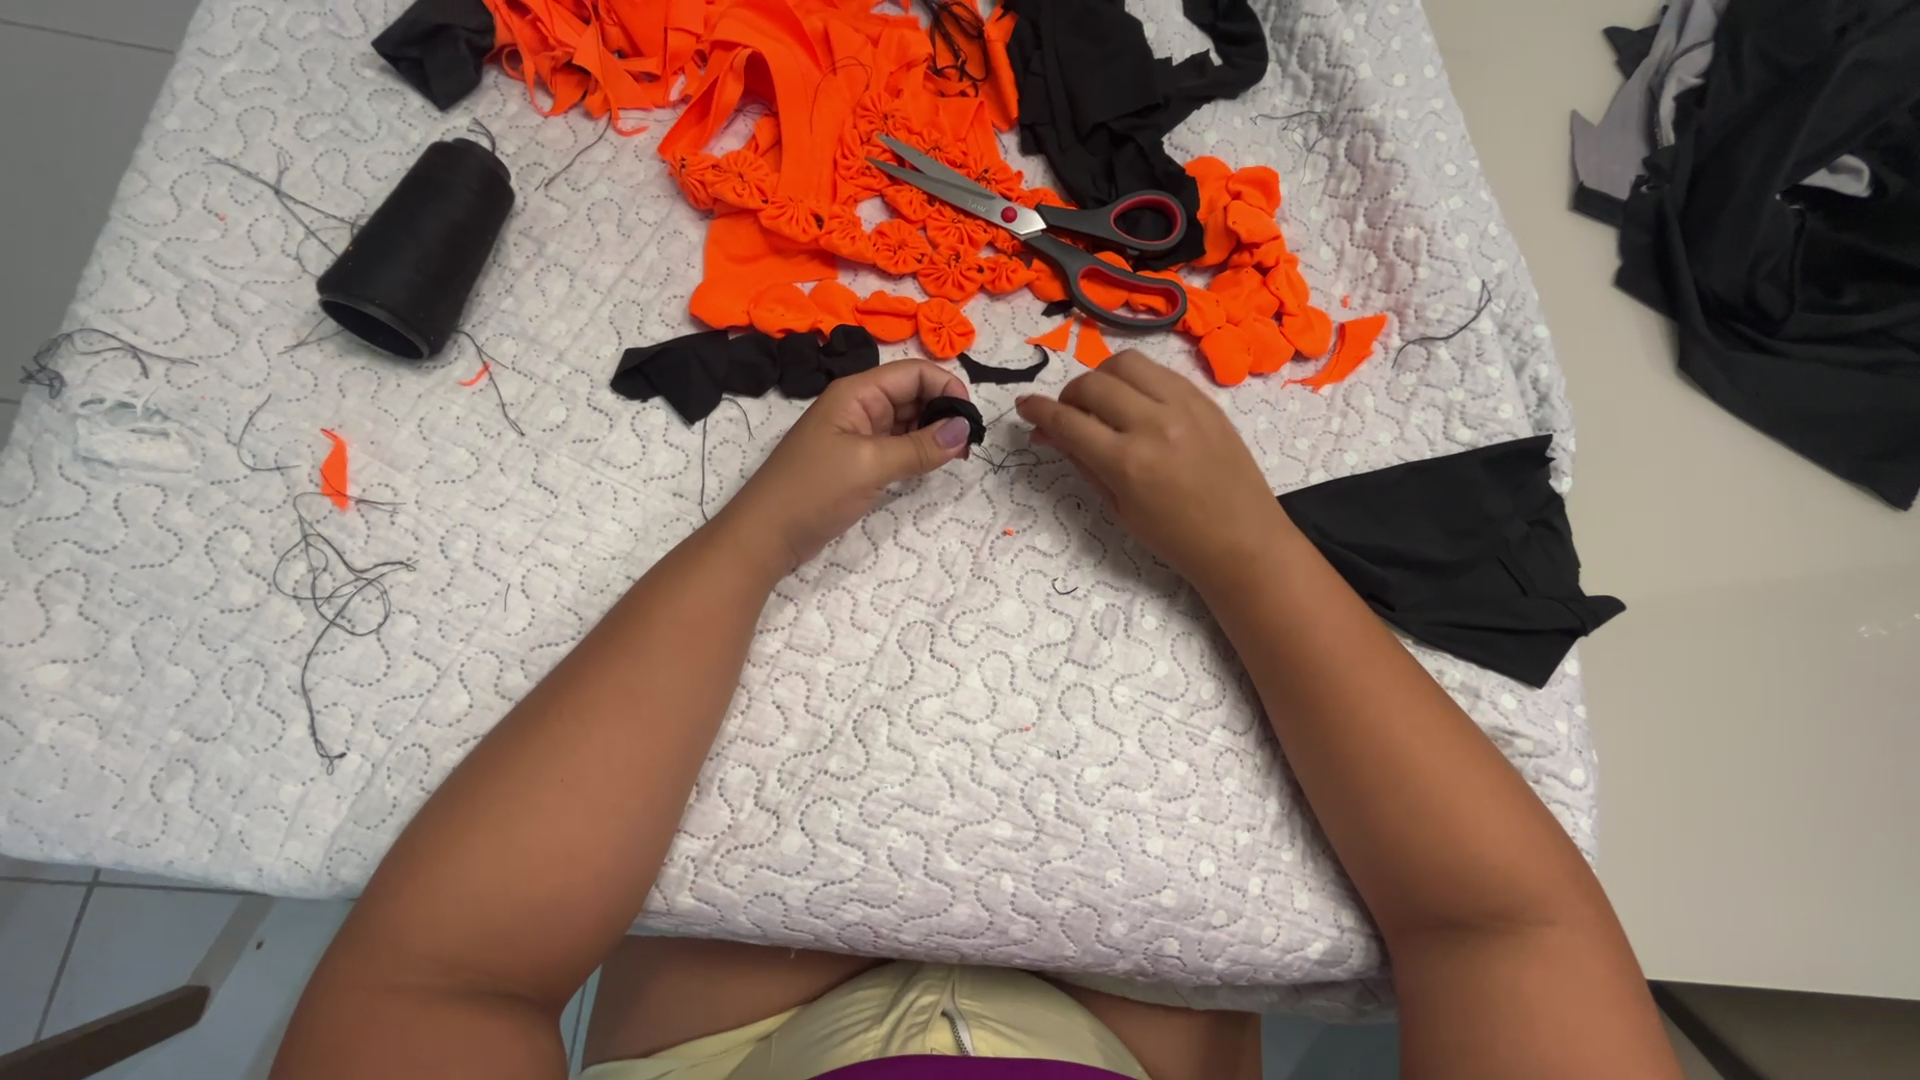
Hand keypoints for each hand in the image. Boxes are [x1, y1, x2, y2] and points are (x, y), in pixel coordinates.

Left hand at [718, 359, 973, 571]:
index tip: (971, 421)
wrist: (765, 536)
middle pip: (914, 394)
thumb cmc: (812, 492)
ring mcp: (858, 435)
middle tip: (969, 446)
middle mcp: (859, 406)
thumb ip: (919, 447)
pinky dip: (918, 452)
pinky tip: (933, 466)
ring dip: (934, 434)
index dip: (947, 388)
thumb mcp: (870, 466)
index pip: (914, 373)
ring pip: (908, 421)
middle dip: (944, 412)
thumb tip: (965, 428)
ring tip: (958, 458)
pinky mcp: (859, 462)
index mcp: (857, 393)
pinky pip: (897, 446)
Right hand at [1016, 349, 1293, 589]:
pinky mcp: (1204, 399)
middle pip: (1092, 384)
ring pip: (1124, 363)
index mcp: (1127, 463)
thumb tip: (1048, 433)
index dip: (1037, 411)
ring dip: (1101, 377)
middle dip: (1068, 396)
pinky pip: (1158, 370)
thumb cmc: (1174, 538)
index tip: (1024, 406)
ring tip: (1102, 402)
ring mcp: (1183, 406)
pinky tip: (1134, 401)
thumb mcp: (1118, 507)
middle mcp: (1153, 424)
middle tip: (1068, 416)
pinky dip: (1135, 379)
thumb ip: (1082, 462)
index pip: (1067, 421)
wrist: (1243, 540)